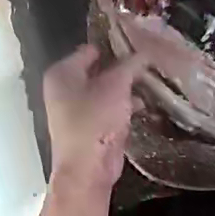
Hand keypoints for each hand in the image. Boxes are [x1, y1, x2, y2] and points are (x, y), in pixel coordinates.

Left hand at [42, 44, 147, 194]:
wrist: (87, 170)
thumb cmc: (96, 121)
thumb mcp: (116, 86)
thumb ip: (130, 66)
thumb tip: (144, 52)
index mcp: (62, 73)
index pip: (91, 49)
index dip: (115, 46)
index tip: (140, 46)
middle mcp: (64, 89)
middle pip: (99, 70)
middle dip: (123, 69)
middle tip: (150, 64)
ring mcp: (75, 110)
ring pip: (105, 91)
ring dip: (126, 89)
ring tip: (152, 83)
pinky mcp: (89, 128)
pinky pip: (108, 109)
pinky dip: (123, 107)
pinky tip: (144, 106)